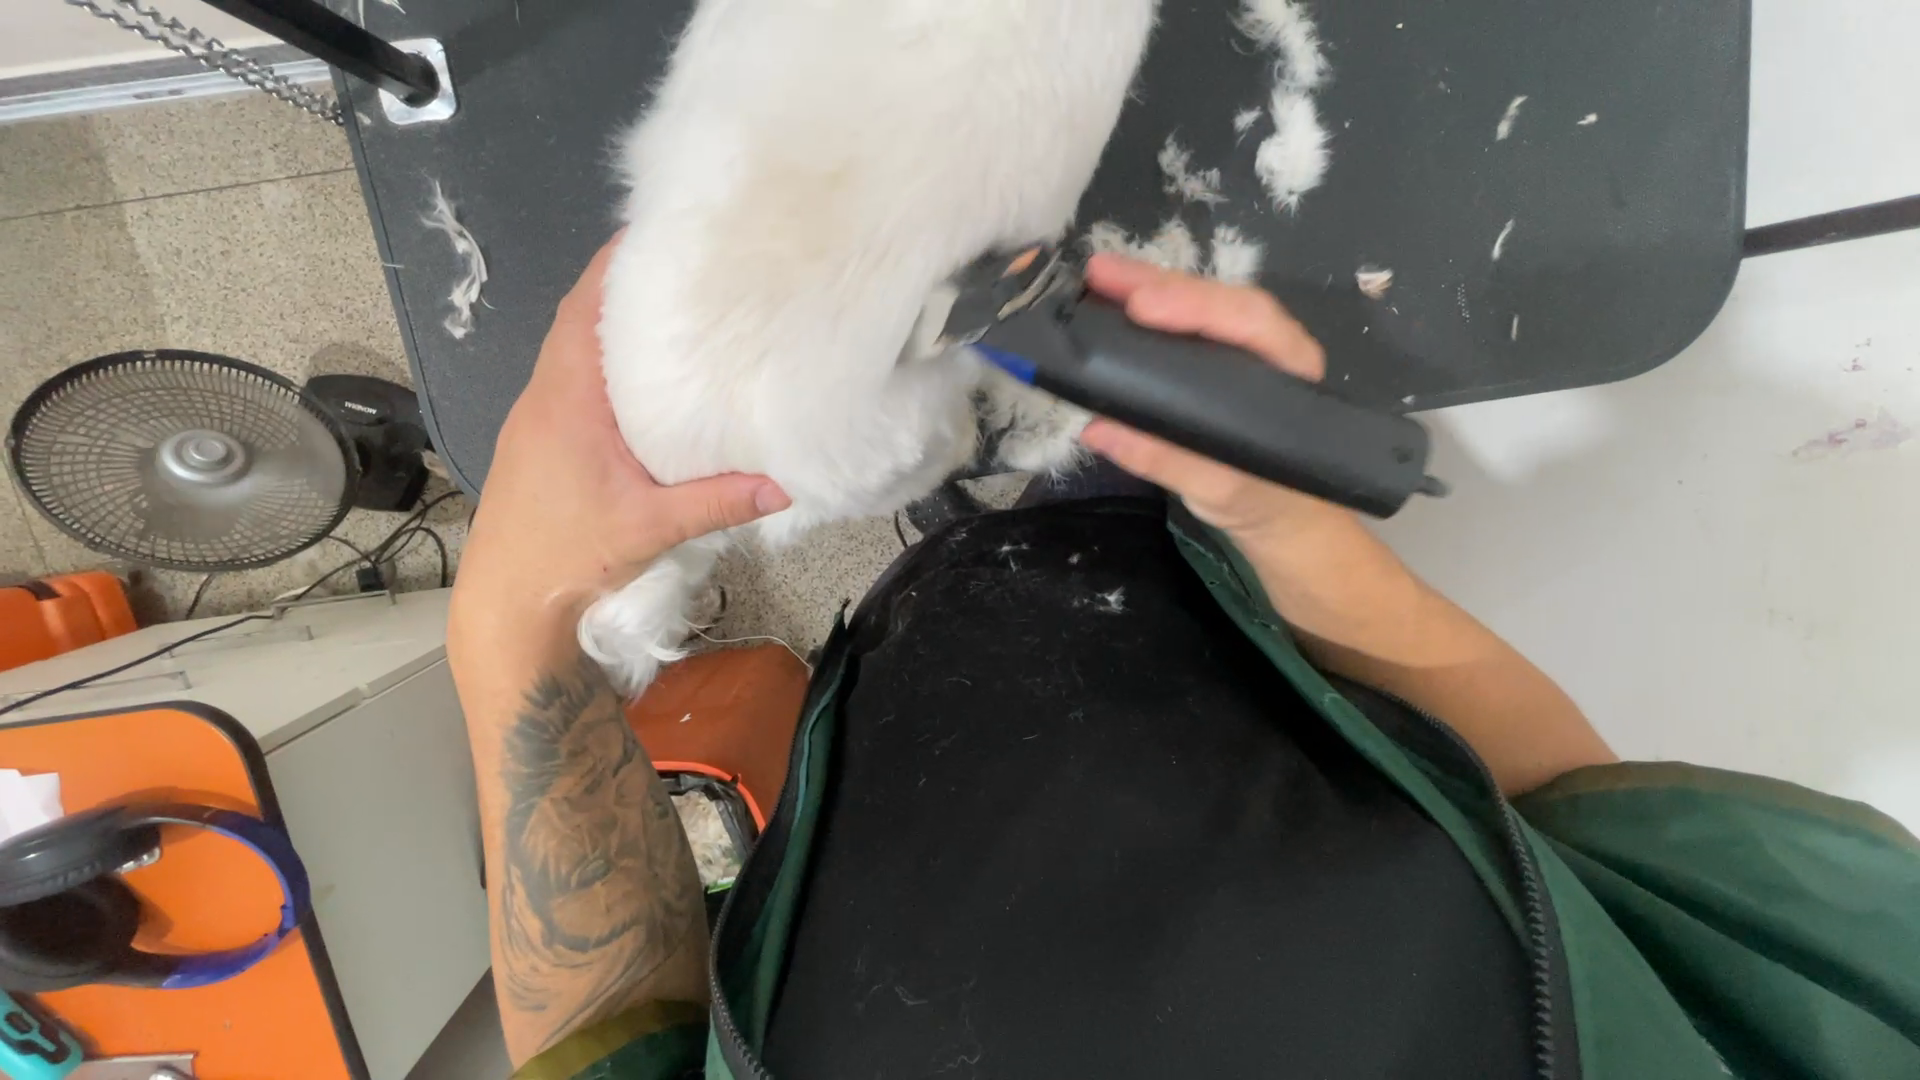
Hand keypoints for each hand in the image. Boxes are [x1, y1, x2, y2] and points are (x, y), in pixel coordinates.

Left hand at [453, 235, 789, 630]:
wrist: (510, 604)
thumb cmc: (568, 555)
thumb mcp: (651, 528)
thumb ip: (719, 502)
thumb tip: (787, 485)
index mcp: (566, 399)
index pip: (582, 308)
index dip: (613, 265)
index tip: (658, 235)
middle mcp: (546, 396)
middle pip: (582, 321)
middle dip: (628, 291)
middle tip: (689, 275)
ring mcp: (540, 420)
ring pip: (578, 354)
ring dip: (618, 331)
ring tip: (677, 319)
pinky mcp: (544, 444)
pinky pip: (579, 385)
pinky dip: (612, 369)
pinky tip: (651, 387)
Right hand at [1073, 254, 1347, 546]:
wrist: (1278, 513)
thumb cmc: (1263, 499)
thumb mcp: (1221, 490)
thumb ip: (1169, 461)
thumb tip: (1098, 430)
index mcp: (1288, 371)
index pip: (1248, 321)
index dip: (1195, 307)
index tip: (1141, 307)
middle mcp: (1265, 348)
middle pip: (1215, 300)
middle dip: (1158, 283)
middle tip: (1099, 274)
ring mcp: (1235, 351)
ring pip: (1196, 305)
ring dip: (1145, 287)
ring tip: (1096, 278)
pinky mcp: (1209, 362)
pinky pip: (1179, 327)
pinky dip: (1142, 312)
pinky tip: (1108, 304)